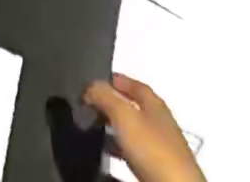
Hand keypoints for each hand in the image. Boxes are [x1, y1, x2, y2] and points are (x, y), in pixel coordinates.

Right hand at [83, 75, 204, 181]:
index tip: (94, 81)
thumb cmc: (152, 148)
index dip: (116, 80)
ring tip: (91, 127)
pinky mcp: (158, 170)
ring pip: (132, 130)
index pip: (135, 84)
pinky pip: (133, 152)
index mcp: (156, 104)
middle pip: (133, 107)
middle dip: (111, 104)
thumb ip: (104, 95)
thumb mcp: (123, 115)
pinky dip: (118, 148)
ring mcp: (161, 148)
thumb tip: (89, 87)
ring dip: (113, 127)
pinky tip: (106, 153)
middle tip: (88, 104)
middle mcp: (160, 122)